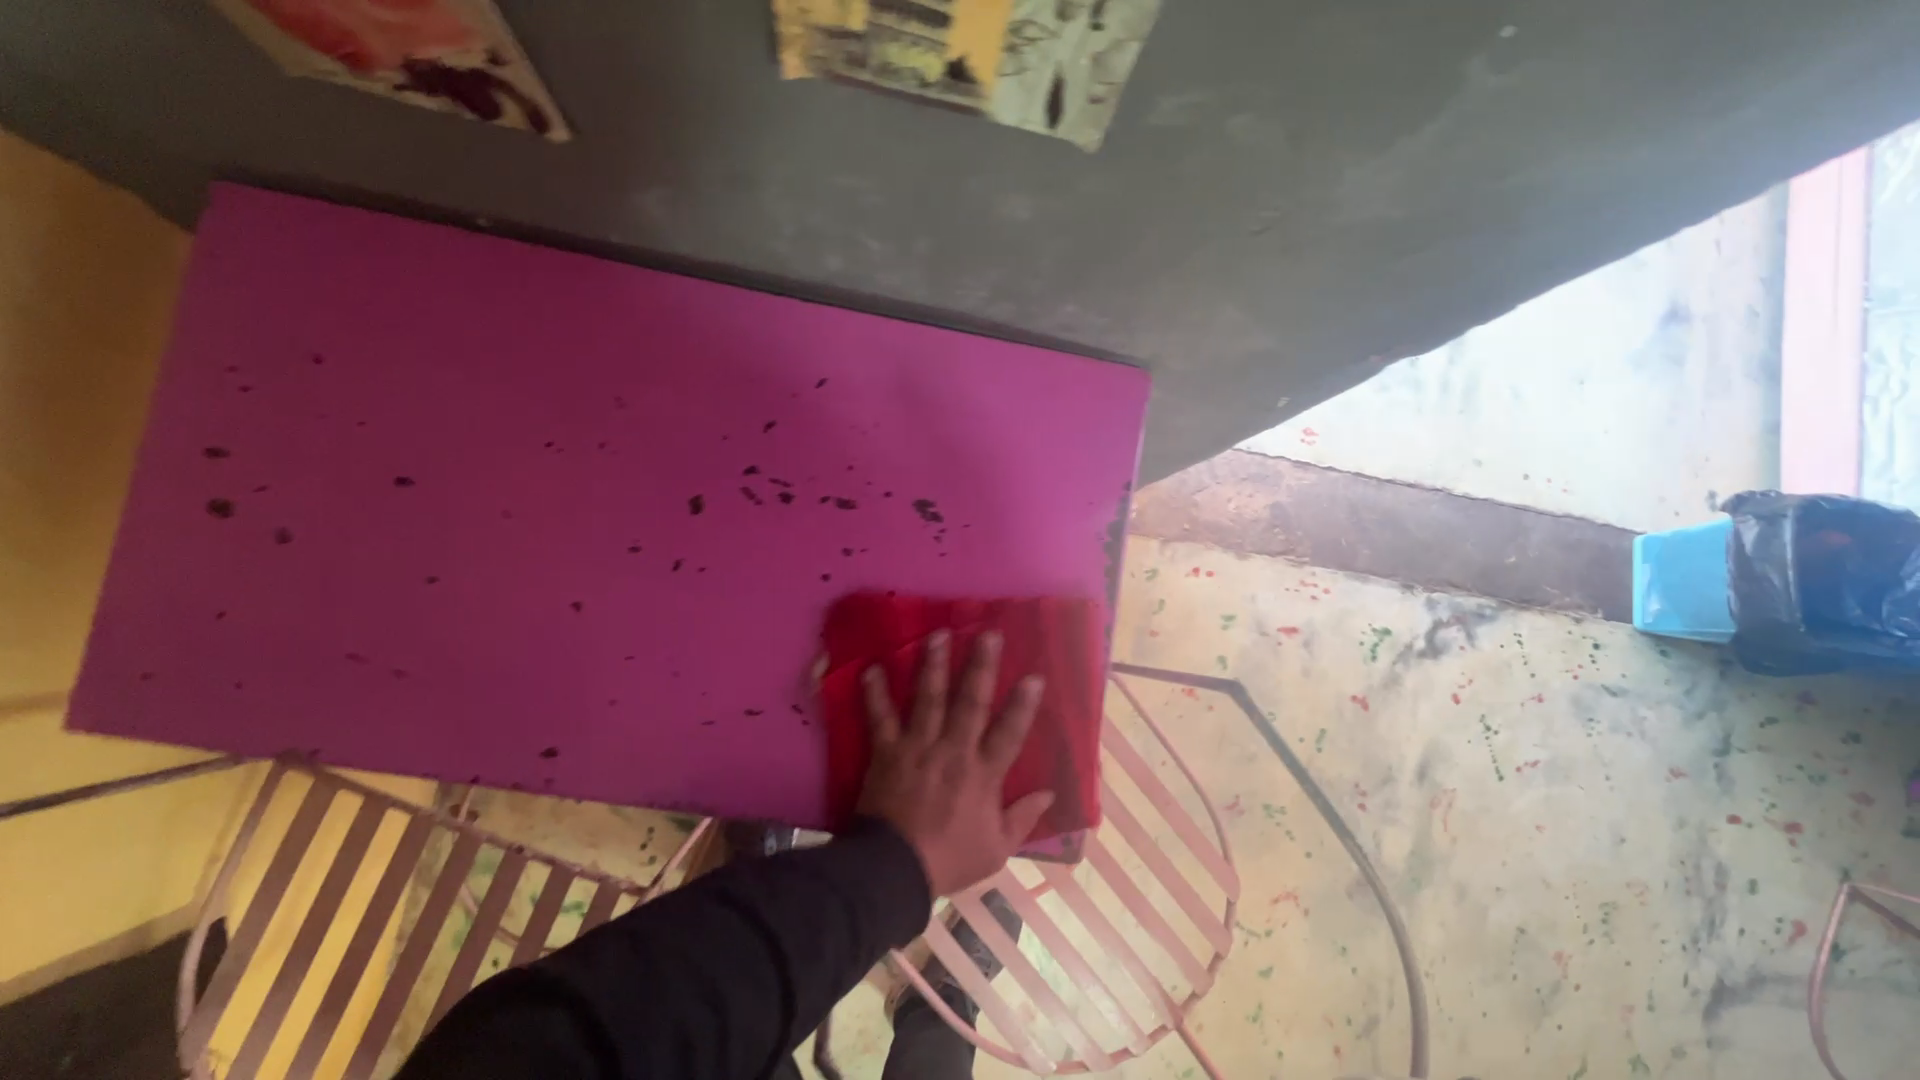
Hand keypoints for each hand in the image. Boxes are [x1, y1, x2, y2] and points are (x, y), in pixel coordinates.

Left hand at [856, 629, 1054, 897]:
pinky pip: (880, 718)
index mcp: (983, 774)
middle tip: (987, 634)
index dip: (1023, 705)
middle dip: (980, 667)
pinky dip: (875, 693)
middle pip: (969, 703)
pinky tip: (872, 668)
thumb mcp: (997, 849)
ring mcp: (918, 748)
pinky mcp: (887, 753)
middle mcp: (953, 751)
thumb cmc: (949, 859)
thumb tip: (1049, 793)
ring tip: (938, 634)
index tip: (1034, 676)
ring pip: (928, 699)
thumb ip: (1022, 818)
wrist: (894, 870)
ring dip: (933, 665)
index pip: (1009, 733)